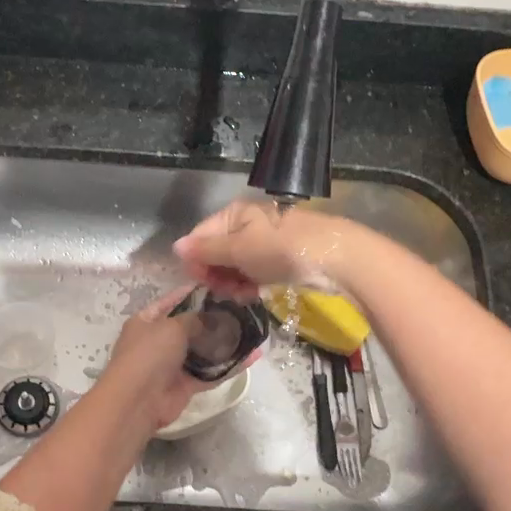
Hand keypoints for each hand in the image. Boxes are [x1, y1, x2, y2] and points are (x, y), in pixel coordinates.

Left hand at [100, 286, 241, 429]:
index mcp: (147, 321)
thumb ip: (195, 318)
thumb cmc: (149, 354)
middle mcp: (158, 341)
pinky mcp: (185, 385)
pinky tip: (251, 357)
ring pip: (203, 351)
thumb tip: (214, 317)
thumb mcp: (171, 326)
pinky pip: (210, 373)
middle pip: (190, 327)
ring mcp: (172, 365)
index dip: (193, 294)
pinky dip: (229, 366)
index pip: (172, 302)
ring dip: (224, 343)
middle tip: (242, 309)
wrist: (138, 401)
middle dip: (214, 319)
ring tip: (251, 330)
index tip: (220, 288)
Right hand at [172, 201, 362, 299]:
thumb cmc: (281, 249)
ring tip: (241, 296)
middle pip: (216, 252)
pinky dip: (249, 284)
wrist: (333, 258)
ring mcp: (264, 242)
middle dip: (215, 274)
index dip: (195, 260)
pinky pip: (253, 272)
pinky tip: (252, 295)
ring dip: (232, 283)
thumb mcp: (238, 249)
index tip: (199, 282)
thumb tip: (176, 246)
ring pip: (235, 266)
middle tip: (223, 292)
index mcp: (234, 214)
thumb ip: (206, 250)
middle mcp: (247, 224)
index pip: (200, 236)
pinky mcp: (279, 260)